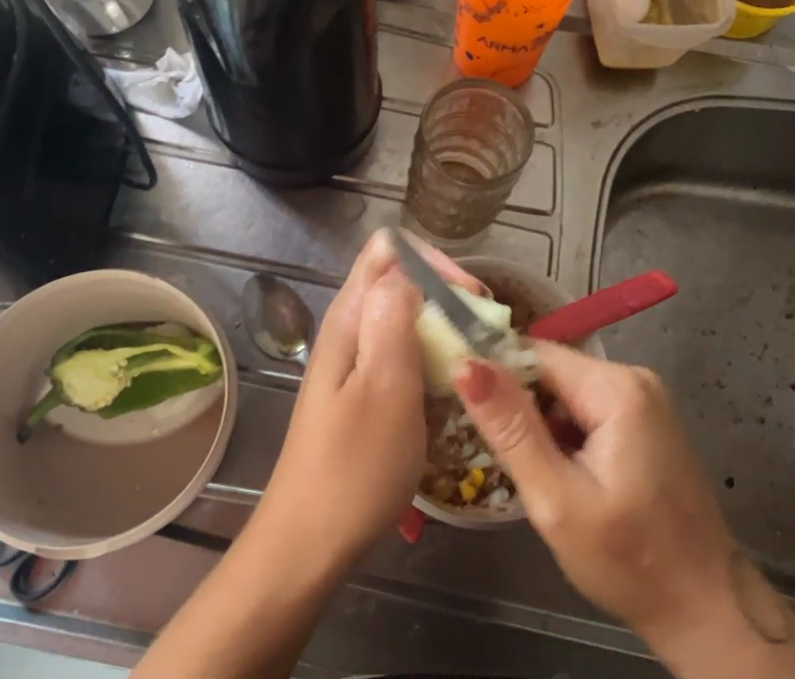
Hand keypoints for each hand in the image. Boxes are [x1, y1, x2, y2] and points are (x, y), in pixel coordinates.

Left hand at [255, 229, 479, 570]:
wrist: (310, 542)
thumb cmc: (354, 468)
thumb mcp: (385, 388)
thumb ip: (394, 320)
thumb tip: (405, 267)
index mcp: (349, 319)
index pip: (388, 252)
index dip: (434, 263)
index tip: (472, 299)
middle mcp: (348, 330)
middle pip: (400, 282)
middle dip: (445, 293)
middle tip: (484, 329)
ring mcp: (354, 363)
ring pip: (405, 319)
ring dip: (443, 327)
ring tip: (478, 354)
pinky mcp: (363, 394)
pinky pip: (404, 354)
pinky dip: (432, 357)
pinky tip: (453, 383)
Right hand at [455, 343, 794, 676]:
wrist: (704, 607)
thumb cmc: (628, 560)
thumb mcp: (556, 498)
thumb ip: (510, 427)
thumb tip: (466, 363)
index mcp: (616, 387)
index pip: (533, 353)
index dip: (492, 376)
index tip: (457, 405)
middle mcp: (635, 379)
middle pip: (551, 372)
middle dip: (517, 407)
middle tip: (493, 454)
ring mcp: (645, 402)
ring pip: (565, 393)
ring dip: (538, 425)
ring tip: (524, 471)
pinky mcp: (646, 425)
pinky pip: (587, 411)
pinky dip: (563, 435)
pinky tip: (557, 475)